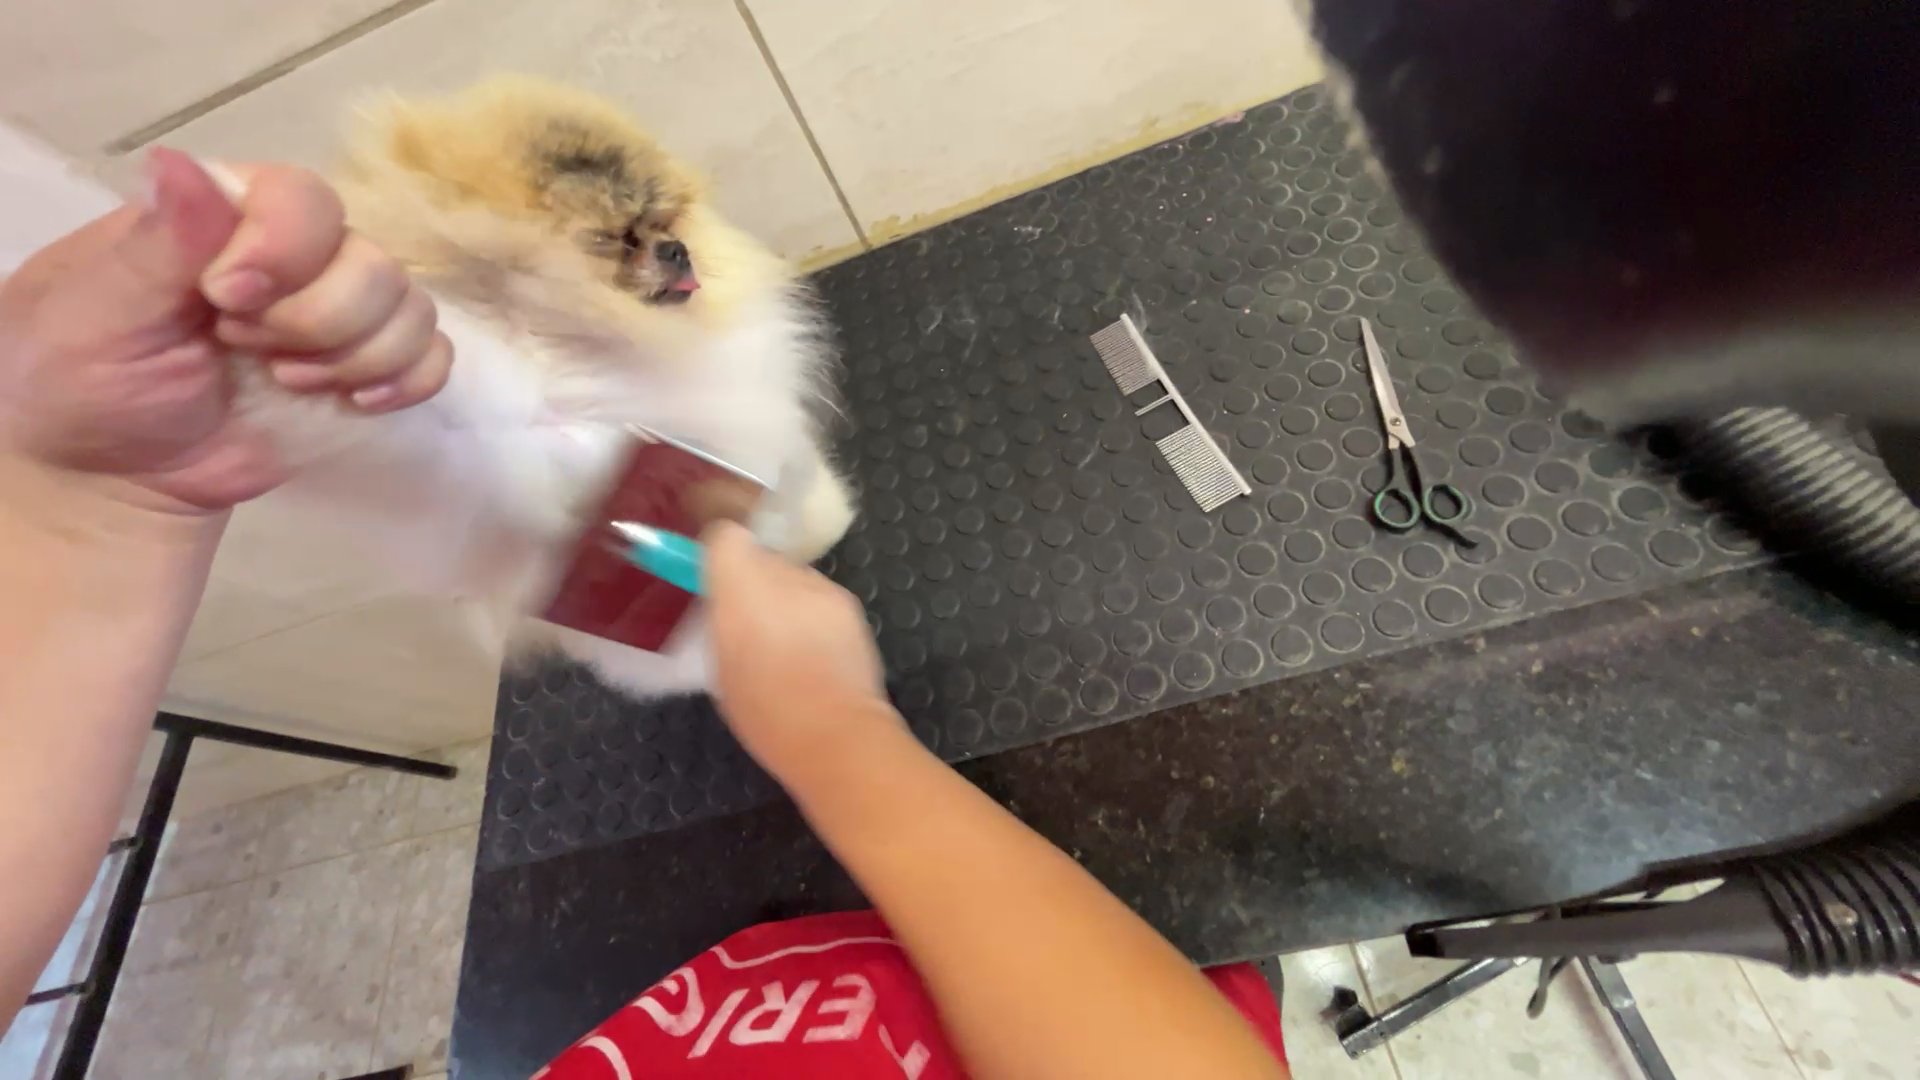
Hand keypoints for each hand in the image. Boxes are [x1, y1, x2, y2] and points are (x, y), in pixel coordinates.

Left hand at [0, 147, 451, 516]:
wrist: (131, 474)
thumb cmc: (88, 388)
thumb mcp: (96, 314)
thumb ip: (154, 247)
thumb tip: (187, 164)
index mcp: (224, 224)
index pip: (304, 198)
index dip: (289, 247)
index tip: (230, 299)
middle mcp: (302, 260)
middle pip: (375, 264)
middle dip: (320, 321)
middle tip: (248, 349)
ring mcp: (349, 316)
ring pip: (415, 310)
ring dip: (360, 357)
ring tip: (290, 381)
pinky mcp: (380, 367)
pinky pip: (437, 357)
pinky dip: (408, 382)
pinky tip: (358, 402)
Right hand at [702, 521, 893, 775]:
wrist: (836, 732)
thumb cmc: (765, 711)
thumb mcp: (720, 665)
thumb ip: (721, 618)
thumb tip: (726, 600)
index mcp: (742, 588)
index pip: (726, 537)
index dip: (719, 556)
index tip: (715, 582)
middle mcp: (786, 576)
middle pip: (762, 556)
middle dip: (753, 580)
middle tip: (747, 619)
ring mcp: (824, 588)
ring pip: (794, 576)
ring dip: (784, 595)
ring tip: (784, 639)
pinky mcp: (852, 604)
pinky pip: (820, 595)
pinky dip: (811, 611)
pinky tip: (813, 647)